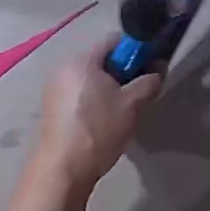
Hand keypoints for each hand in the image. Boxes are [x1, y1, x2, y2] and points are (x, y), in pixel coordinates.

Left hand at [31, 39, 161, 193]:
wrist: (63, 170)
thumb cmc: (99, 130)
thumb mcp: (133, 104)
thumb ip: (149, 81)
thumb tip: (158, 69)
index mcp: (82, 60)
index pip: (115, 40)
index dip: (136, 51)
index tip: (148, 70)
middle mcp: (64, 68)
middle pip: (102, 59)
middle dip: (123, 72)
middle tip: (137, 94)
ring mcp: (54, 88)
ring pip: (91, 78)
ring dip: (109, 88)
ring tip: (121, 112)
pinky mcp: (51, 108)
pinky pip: (79, 93)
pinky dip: (94, 100)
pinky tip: (102, 122)